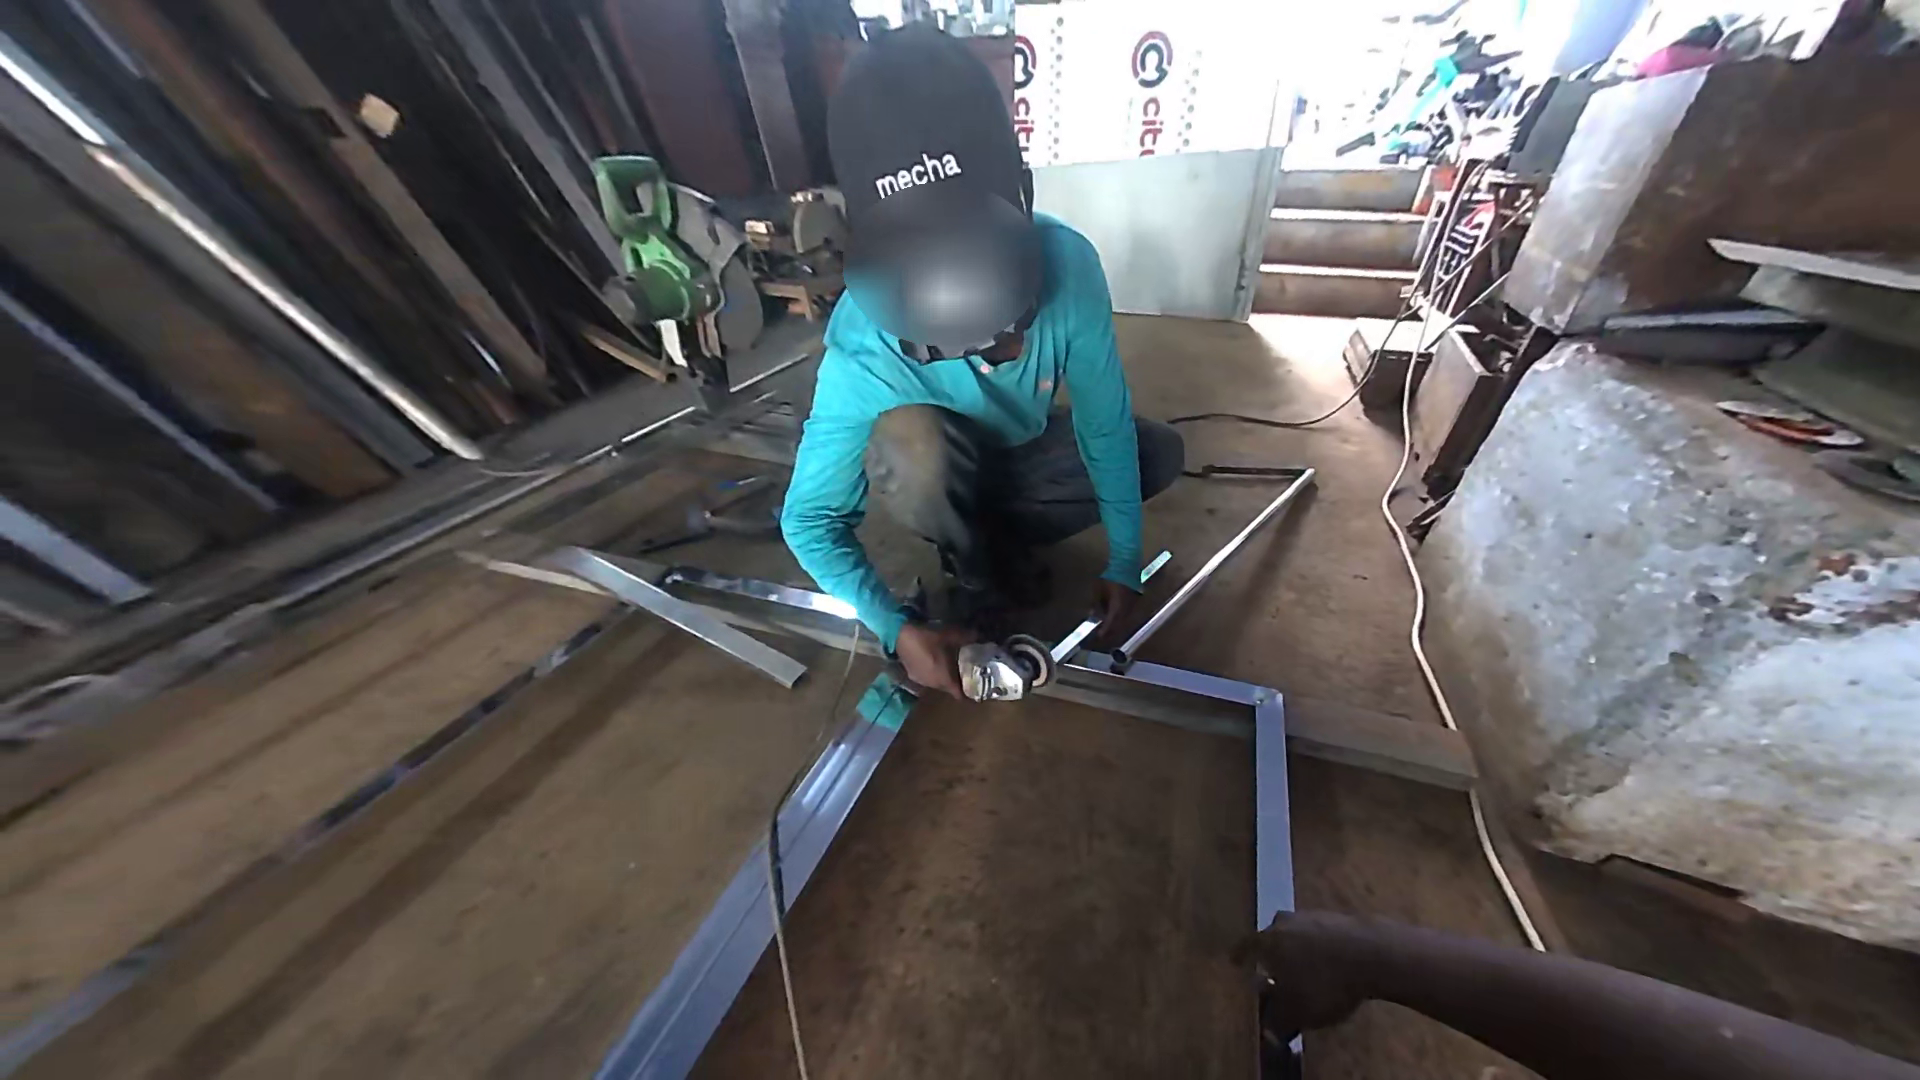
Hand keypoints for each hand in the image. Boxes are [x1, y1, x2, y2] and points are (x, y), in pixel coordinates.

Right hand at [894, 621, 977, 698]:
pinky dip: (932, 673)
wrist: (900, 635)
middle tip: (963, 671)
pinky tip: (932, 661)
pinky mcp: (911, 675)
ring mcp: (920, 681)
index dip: (968, 693)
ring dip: (943, 678)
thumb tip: (980, 636)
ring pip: (937, 684)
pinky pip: (927, 678)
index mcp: (944, 679)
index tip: (975, 687)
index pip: (959, 695)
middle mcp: (933, 685)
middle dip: (956, 682)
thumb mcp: (950, 635)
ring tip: (948, 665)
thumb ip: (967, 637)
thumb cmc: (928, 638)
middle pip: (948, 689)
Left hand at [1091, 578, 1138, 646]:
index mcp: (1117, 607)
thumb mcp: (1098, 590)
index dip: (1105, 631)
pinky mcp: (1134, 602)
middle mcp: (1126, 609)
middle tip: (1102, 633)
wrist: (1126, 567)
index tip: (1099, 636)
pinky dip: (1119, 617)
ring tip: (1106, 625)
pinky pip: (1126, 614)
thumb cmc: (1110, 577)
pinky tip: (1112, 616)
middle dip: (1110, 630)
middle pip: (1118, 624)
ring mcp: (1132, 605)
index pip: (1111, 623)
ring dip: (1115, 624)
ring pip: (1123, 620)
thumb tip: (1093, 614)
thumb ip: (1096, 604)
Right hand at [1234, 911, 1386, 1038]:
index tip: (1233, 962)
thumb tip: (1266, 1033)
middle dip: (1269, 953)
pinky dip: (1316, 948)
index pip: (1245, 947)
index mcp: (1267, 941)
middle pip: (1269, 937)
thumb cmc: (1323, 982)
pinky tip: (1327, 963)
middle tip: (1272, 968)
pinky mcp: (1331, 918)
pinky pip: (1315, 934)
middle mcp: (1281, 923)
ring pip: (1293, 934)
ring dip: (1294, 949)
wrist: (1367, 952)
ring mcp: (1307, 916)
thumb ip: (1279, 1021)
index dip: (1239, 956)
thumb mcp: (1299, 1011)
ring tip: (1301, 967)